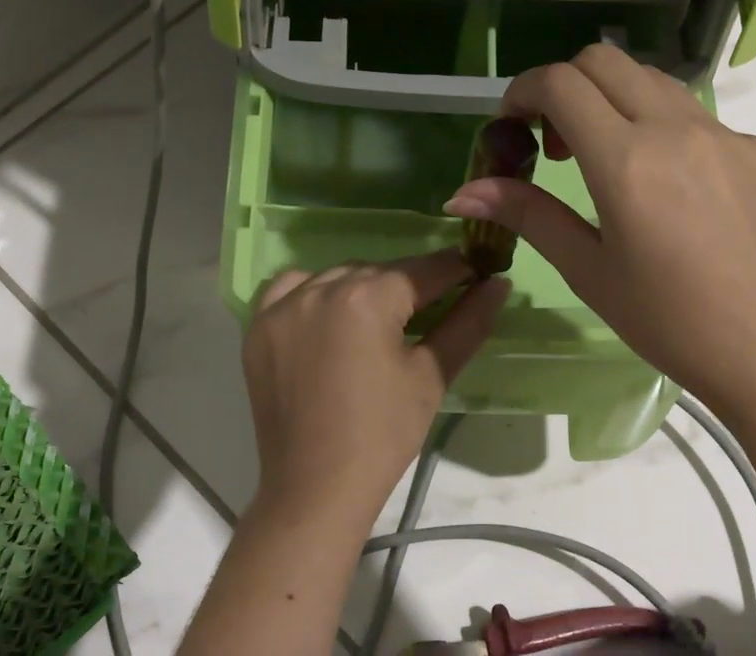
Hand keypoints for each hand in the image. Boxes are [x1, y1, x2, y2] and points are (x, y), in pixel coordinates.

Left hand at [242, 251, 509, 517]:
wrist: (314, 488)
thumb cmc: (382, 436)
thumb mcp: (431, 377)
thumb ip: (467, 324)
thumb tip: (497, 285)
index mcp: (366, 298)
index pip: (420, 270)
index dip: (453, 269)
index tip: (475, 269)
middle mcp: (320, 288)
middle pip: (377, 272)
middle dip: (406, 284)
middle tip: (429, 308)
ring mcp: (283, 305)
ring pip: (335, 277)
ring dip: (360, 288)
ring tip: (377, 321)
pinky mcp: (259, 326)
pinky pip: (289, 289)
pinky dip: (312, 293)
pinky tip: (327, 317)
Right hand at [443, 44, 755, 416]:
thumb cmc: (671, 323)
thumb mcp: (587, 270)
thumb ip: (526, 214)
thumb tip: (460, 194)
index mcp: (626, 160)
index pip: (559, 82)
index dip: (522, 92)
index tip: (511, 128)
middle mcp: (676, 130)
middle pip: (602, 59)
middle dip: (563, 85)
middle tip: (555, 142)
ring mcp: (725, 135)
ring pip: (650, 79)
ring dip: (611, 98)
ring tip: (607, 160)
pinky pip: (695, 114)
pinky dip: (660, 126)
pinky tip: (668, 189)